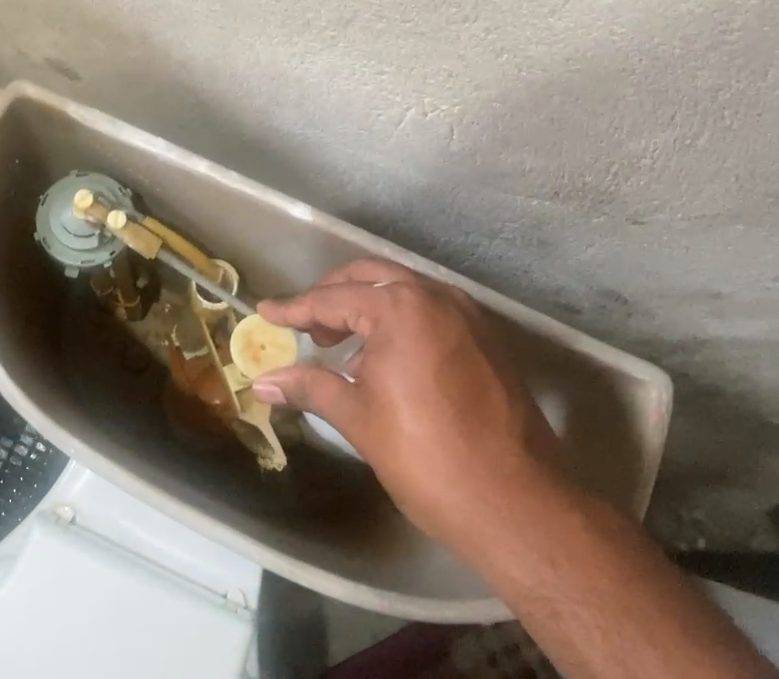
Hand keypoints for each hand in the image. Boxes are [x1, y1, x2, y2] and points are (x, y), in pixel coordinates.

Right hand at [252, 259, 565, 550]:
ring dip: (368, 305)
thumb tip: (264, 381)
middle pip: (370, 277)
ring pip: (405, 291)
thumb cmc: (425, 456)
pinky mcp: (488, 340)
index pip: (332, 299)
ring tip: (340, 344)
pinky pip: (432, 312)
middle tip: (305, 325)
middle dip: (333, 296)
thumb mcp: (358, 418)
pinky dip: (401, 320)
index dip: (295, 309)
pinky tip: (386, 358)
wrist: (515, 502)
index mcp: (400, 308)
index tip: (266, 312)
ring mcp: (468, 316)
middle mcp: (437, 297)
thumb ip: (309, 387)